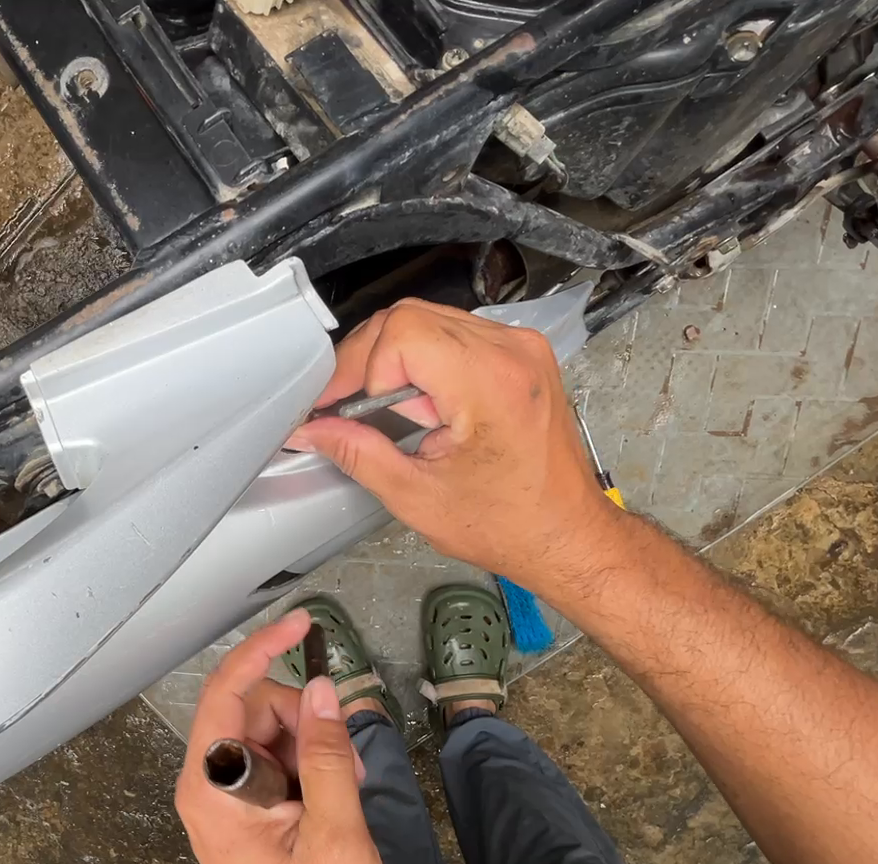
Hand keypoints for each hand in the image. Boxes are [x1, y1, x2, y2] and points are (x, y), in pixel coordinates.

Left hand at [175, 609, 384, 863]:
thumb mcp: (336, 836)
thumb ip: (328, 756)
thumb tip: (324, 690)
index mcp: (213, 786)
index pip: (227, 690)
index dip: (263, 648)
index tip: (301, 623)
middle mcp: (208, 781)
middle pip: (254, 707)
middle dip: (306, 720)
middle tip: (348, 765)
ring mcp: (224, 794)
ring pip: (269, 730)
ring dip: (313, 746)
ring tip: (345, 793)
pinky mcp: (241, 806)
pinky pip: (274, 758)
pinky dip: (307, 766)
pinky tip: (332, 800)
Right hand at [292, 298, 626, 601]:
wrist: (564, 533)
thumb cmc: (508, 523)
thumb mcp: (415, 496)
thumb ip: (357, 453)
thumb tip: (313, 430)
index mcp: (489, 383)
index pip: (401, 332)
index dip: (360, 368)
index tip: (338, 405)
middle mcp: (510, 352)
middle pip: (409, 317)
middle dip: (365, 362)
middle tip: (345, 407)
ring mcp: (518, 347)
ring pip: (426, 319)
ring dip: (390, 361)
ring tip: (384, 411)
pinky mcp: (517, 354)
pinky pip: (450, 333)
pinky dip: (418, 361)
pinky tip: (415, 403)